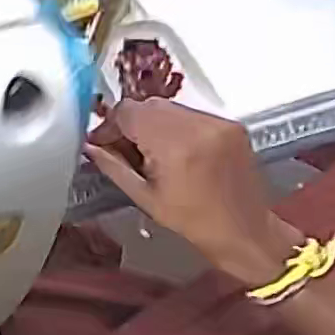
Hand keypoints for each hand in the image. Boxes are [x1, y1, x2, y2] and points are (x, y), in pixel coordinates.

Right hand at [85, 98, 298, 284]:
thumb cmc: (191, 220)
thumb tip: (91, 147)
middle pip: (148, 106)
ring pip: (168, 108)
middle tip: (121, 148)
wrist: (243, 228)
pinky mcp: (230, 124)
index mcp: (175, 146)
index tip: (101, 143)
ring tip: (147, 151)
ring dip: (150, 123)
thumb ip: (113, 166)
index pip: (129, 112)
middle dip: (128, 123)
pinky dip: (173, 126)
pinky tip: (172, 150)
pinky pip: (189, 114)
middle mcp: (199, 126)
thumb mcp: (143, 197)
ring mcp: (218, 122)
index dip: (109, 125)